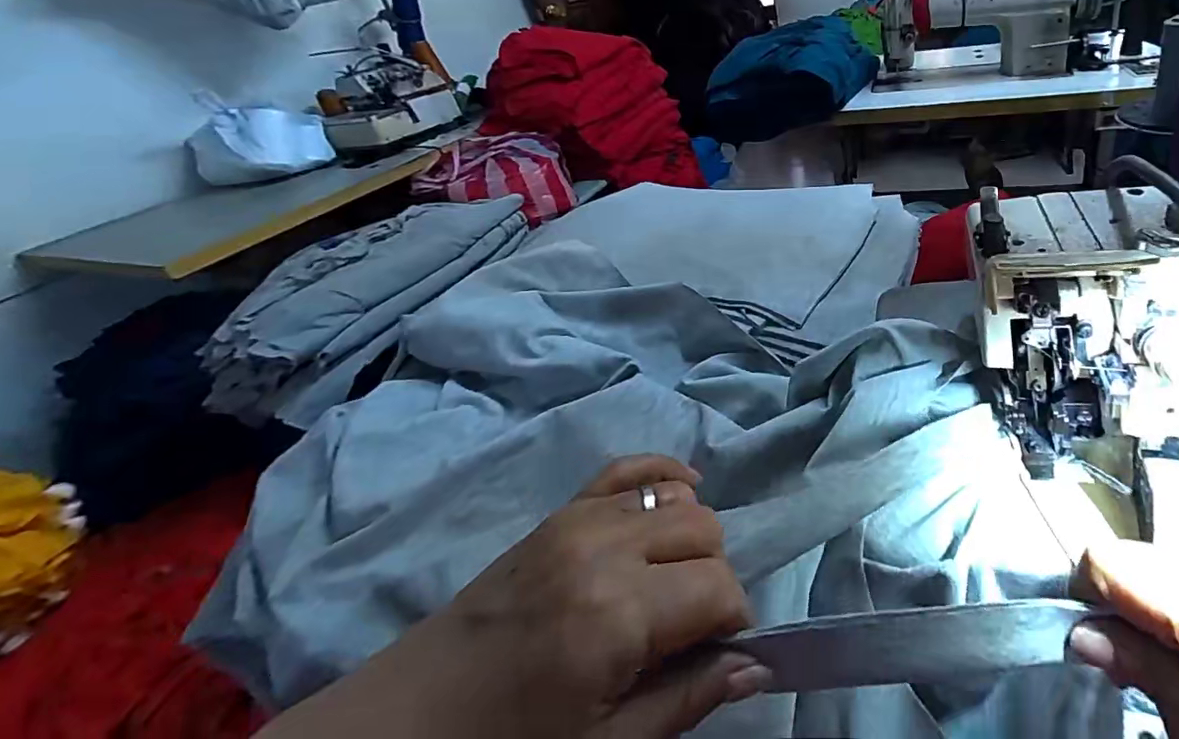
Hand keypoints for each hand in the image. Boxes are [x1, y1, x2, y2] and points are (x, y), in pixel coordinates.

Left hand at [263, 455, 766, 738]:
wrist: (421, 710)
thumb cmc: (515, 738)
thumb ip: (688, 698)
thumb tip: (757, 663)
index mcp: (617, 613)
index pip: (719, 586)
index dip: (734, 621)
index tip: (717, 653)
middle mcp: (604, 546)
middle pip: (705, 529)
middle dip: (714, 576)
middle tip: (688, 626)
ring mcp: (578, 517)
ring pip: (676, 497)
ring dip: (690, 536)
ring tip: (669, 583)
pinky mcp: (560, 507)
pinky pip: (626, 467)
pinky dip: (662, 476)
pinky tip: (681, 492)